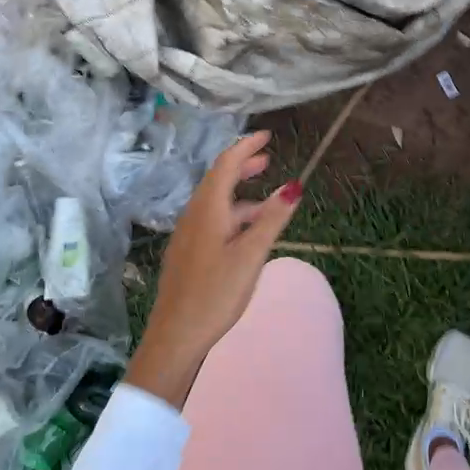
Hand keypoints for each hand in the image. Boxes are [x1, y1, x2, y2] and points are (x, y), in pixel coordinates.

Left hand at [124, 130, 302, 408]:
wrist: (176, 334)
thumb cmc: (216, 292)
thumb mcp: (252, 255)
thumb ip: (272, 219)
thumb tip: (294, 186)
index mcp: (208, 209)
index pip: (226, 164)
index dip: (246, 146)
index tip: (266, 135)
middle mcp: (194, 215)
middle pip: (217, 180)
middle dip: (242, 166)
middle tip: (267, 159)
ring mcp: (188, 235)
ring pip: (215, 202)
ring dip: (239, 193)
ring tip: (266, 202)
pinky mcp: (187, 253)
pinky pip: (211, 220)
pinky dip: (232, 213)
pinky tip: (246, 233)